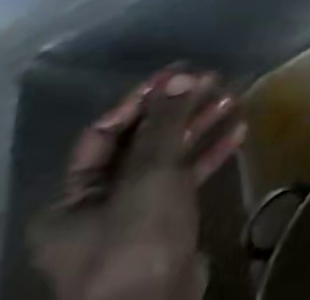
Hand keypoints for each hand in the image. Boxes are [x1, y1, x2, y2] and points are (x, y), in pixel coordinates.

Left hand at [29, 68, 245, 299]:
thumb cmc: (136, 237)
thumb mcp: (150, 174)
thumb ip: (164, 125)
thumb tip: (179, 78)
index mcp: (71, 198)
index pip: (105, 133)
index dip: (142, 100)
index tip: (182, 72)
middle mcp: (94, 205)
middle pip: (139, 144)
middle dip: (178, 111)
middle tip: (215, 80)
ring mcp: (130, 216)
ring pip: (166, 160)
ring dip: (199, 128)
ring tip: (233, 99)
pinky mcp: (163, 225)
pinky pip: (184, 180)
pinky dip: (208, 155)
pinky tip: (238, 132)